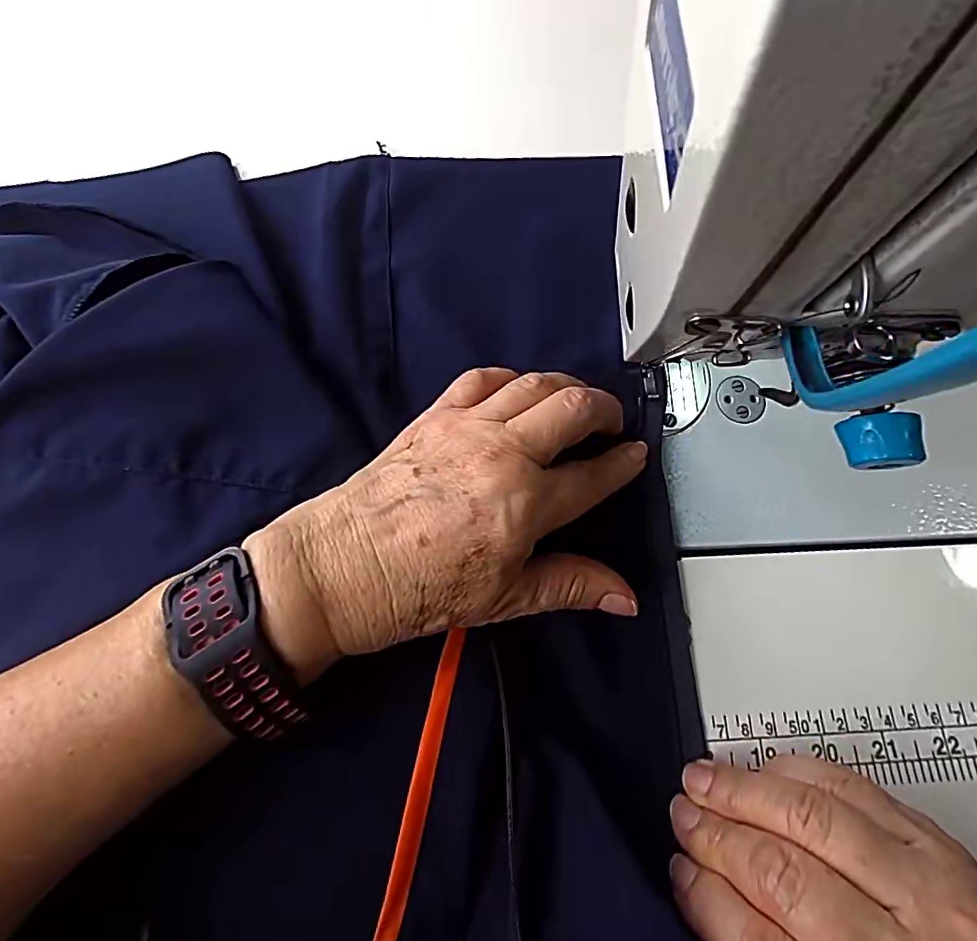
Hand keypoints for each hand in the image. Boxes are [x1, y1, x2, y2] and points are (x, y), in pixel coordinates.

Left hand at [244, 367, 648, 681]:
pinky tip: (515, 390)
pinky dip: (507, 378)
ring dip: (563, 387)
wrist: (343, 565)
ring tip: (573, 402)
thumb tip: (621, 596)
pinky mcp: (433, 417)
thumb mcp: (504, 597)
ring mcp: (465, 429)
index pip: (594, 474)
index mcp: (524, 504)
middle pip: (573, 408)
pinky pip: (480, 379)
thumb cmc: (414, 586)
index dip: (622, 463)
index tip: (632, 456)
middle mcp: (500, 454)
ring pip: (532, 384)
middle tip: (610, 422)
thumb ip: (570, 585)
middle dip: (604, 409)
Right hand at [669, 756, 976, 940]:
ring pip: (813, 814)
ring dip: (743, 788)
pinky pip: (855, 787)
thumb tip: (695, 878)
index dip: (705, 892)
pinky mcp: (945, 851)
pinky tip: (766, 769)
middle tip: (684, 813)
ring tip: (706, 779)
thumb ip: (758, 935)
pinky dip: (798, 769)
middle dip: (716, 833)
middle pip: (783, 869)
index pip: (757, 934)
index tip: (681, 867)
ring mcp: (935, 895)